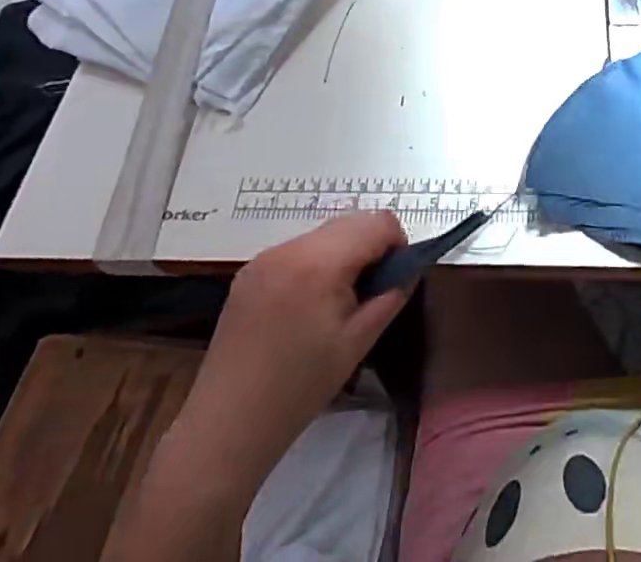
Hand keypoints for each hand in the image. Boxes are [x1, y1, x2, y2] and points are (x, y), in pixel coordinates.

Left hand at [178, 213, 411, 474]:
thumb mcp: (359, 342)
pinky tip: (305, 307)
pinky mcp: (249, 270)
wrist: (231, 419)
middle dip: (370, 247)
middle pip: (349, 221)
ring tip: (336, 304)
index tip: (394, 279)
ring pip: (322, 234)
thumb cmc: (302, 386)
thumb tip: (409, 267)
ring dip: (342, 255)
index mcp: (319, 262)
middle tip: (369, 294)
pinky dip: (314, 264)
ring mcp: (265, 255)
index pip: (377, 222)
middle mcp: (290, 246)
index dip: (397, 244)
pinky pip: (296, 250)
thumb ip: (391, 295)